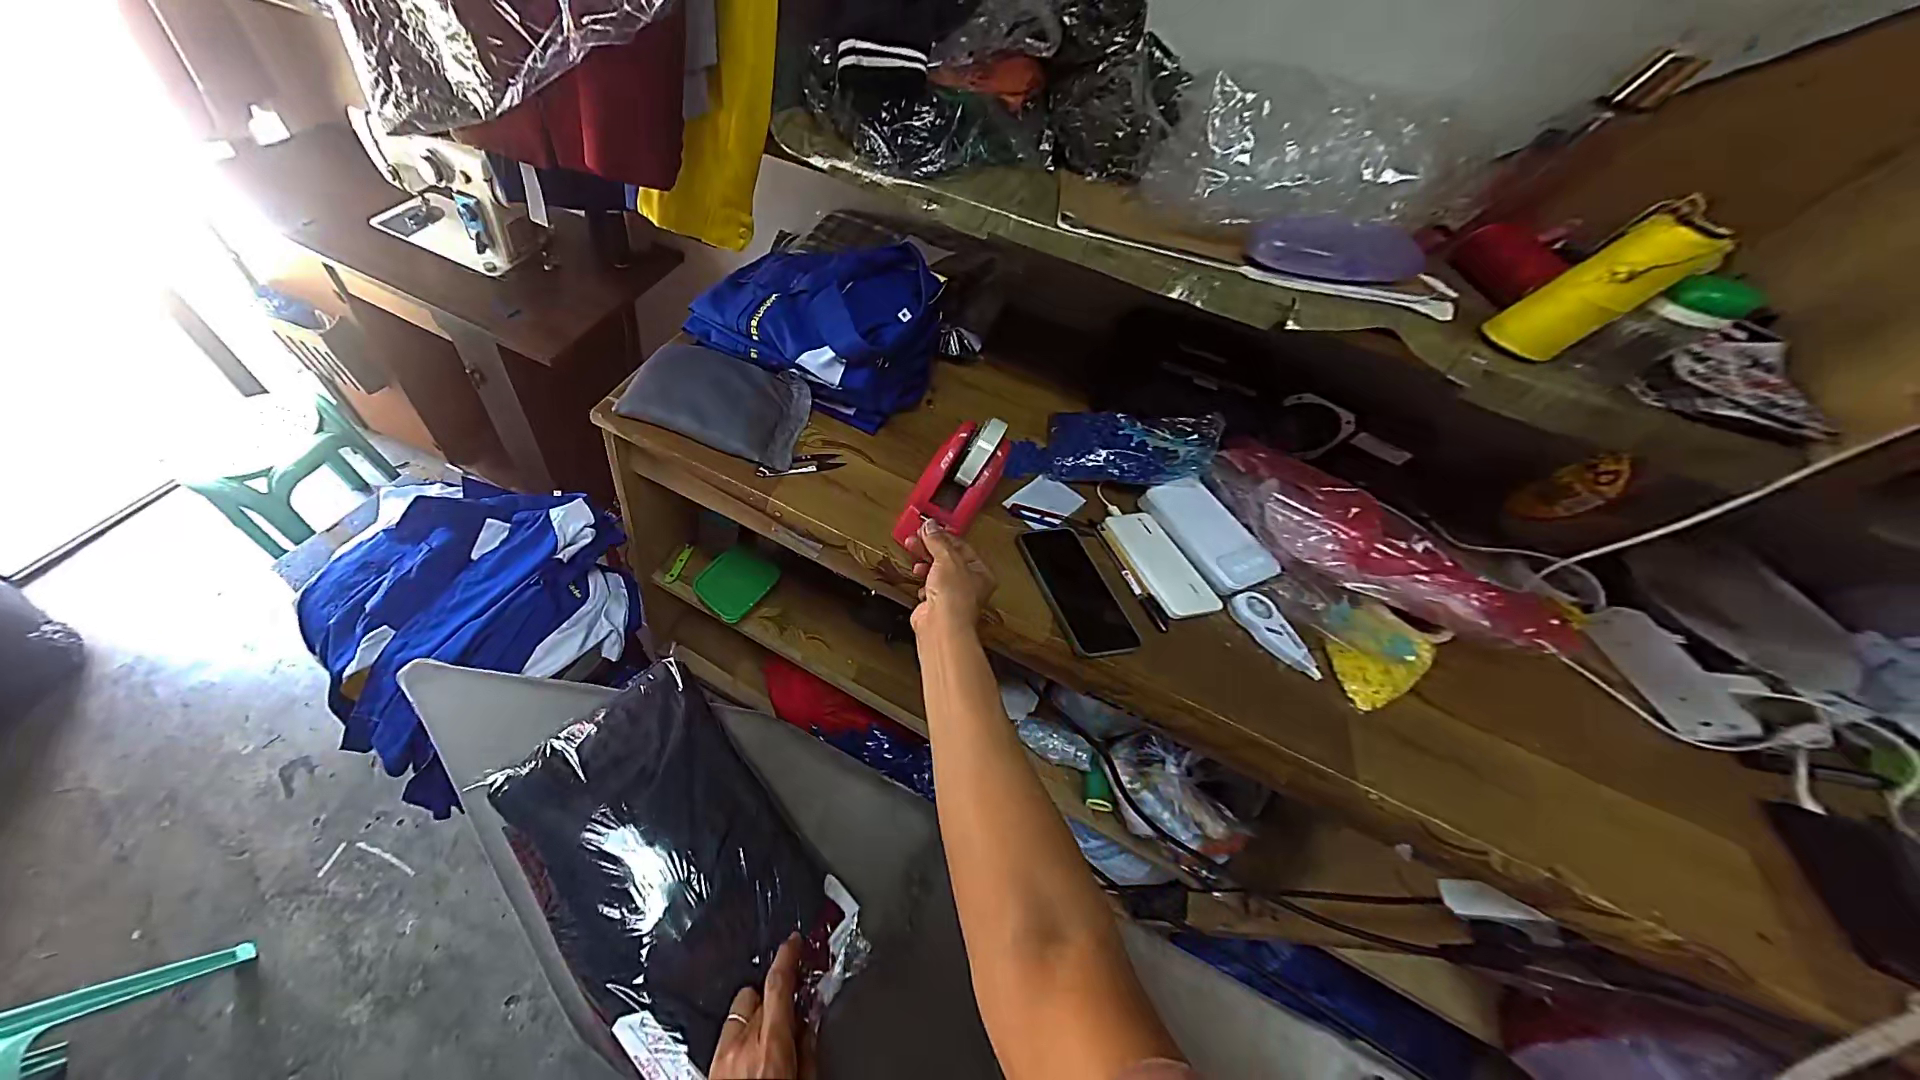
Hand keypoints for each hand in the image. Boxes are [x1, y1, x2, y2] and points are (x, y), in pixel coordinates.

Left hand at [710, 935, 802, 1078]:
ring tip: (768, 1032)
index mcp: (770, 1047)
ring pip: (740, 1009)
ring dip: (755, 1013)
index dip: (786, 957)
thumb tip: (810, 1023)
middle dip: (777, 998)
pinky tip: (751, 1050)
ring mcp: (721, 1056)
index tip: (793, 942)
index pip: (777, 985)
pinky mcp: (710, 1066)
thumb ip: (807, 1049)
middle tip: (791, 1011)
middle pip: (759, 994)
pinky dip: (741, 1032)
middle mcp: (741, 1045)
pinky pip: (727, 1031)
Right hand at [906, 520, 995, 633]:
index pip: (962, 547)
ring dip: (924, 562)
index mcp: (980, 572)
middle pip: (948, 559)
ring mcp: (952, 596)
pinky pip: (928, 587)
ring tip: (912, 551)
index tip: (930, 527)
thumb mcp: (947, 558)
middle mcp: (969, 585)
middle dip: (930, 547)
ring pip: (936, 572)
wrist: (941, 626)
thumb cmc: (955, 598)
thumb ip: (937, 540)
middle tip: (916, 536)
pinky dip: (922, 581)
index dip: (944, 536)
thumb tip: (931, 525)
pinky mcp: (936, 605)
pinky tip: (918, 576)